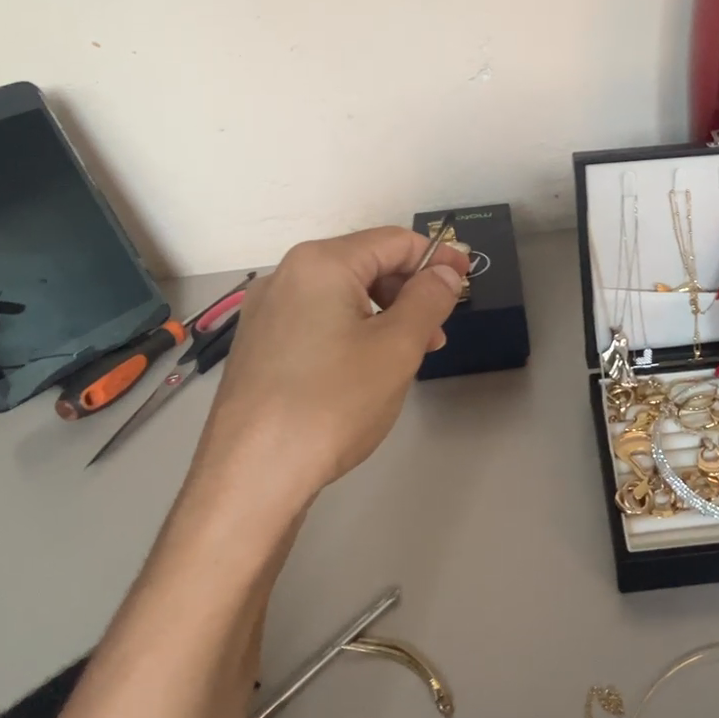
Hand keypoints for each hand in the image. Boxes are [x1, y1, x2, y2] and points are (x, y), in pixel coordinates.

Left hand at [191, 228, 469, 506]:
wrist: (252, 475)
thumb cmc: (332, 403)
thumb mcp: (397, 348)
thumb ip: (429, 299)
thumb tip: (445, 270)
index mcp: (320, 263)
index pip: (393, 242)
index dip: (436, 257)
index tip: (466, 280)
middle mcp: (286, 276)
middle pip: (364, 265)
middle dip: (409, 291)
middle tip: (437, 333)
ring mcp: (266, 313)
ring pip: (341, 296)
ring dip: (384, 315)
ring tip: (406, 358)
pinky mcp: (259, 347)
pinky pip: (317, 321)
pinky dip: (352, 333)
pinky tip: (365, 372)